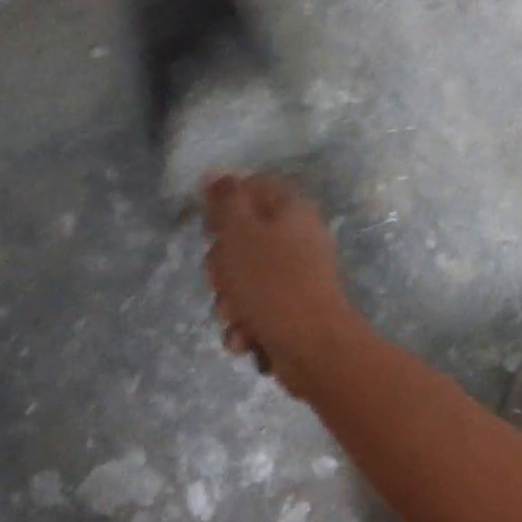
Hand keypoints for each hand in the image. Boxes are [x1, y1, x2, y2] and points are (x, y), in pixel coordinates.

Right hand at [202, 174, 359, 392]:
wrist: (313, 349)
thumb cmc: (272, 284)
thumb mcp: (240, 233)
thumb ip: (225, 200)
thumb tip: (217, 172)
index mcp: (291, 211)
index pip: (250, 189)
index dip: (223, 208)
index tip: (208, 228)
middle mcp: (297, 241)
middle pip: (241, 241)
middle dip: (221, 268)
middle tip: (223, 279)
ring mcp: (296, 280)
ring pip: (243, 282)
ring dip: (229, 304)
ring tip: (236, 317)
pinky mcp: (291, 314)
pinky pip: (255, 312)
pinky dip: (246, 327)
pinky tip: (247, 339)